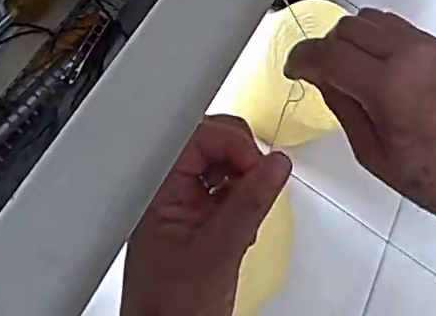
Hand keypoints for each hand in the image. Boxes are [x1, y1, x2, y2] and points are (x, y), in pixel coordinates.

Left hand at [121, 115, 291, 315]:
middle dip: (241, 156)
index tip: (255, 164)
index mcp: (158, 192)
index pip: (197, 137)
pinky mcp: (197, 218)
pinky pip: (224, 185)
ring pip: (220, 162)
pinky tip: (246, 217)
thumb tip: (277, 164)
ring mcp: (182, 204)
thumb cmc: (171, 314)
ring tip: (251, 204)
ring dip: (244, 176)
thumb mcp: (219, 253)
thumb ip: (249, 203)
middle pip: (211, 142)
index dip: (231, 142)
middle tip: (258, 178)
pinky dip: (242, 193)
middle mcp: (167, 192)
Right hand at [284, 8, 435, 242]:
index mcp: (389, 86)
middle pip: (347, 27)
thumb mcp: (370, 151)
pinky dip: (372, 35)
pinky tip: (369, 62)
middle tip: (316, 73)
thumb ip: (340, 104)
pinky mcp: (434, 44)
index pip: (330, 53)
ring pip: (368, 18)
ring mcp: (425, 45)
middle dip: (325, 48)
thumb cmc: (432, 177)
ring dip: (348, 38)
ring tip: (343, 69)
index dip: (302, 58)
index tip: (293, 69)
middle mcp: (409, 55)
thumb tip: (319, 75)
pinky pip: (392, 24)